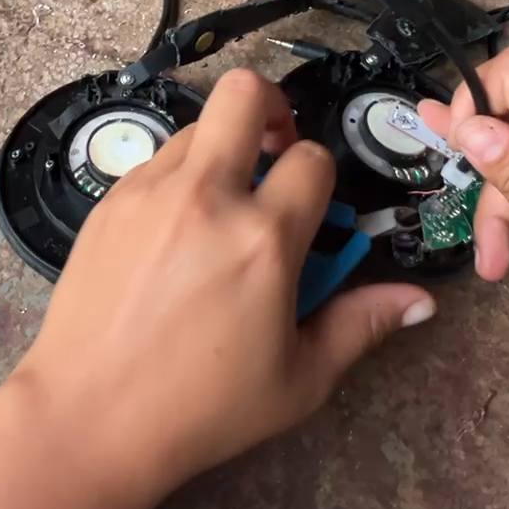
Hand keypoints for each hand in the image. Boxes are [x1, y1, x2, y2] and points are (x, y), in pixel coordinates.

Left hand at [9, 68, 434, 495]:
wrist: (88, 415)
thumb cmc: (202, 407)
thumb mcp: (299, 379)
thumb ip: (361, 325)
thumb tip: (420, 300)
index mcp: (263, 238)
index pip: (311, 158)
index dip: (319, 175)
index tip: (309, 204)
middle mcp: (207, 196)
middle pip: (245, 93)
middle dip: (272, 105)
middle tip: (273, 149)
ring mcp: (151, 190)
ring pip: (198, 125)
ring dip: (221, 148)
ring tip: (221, 200)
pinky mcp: (111, 199)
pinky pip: (157, 160)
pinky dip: (179, 176)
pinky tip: (175, 228)